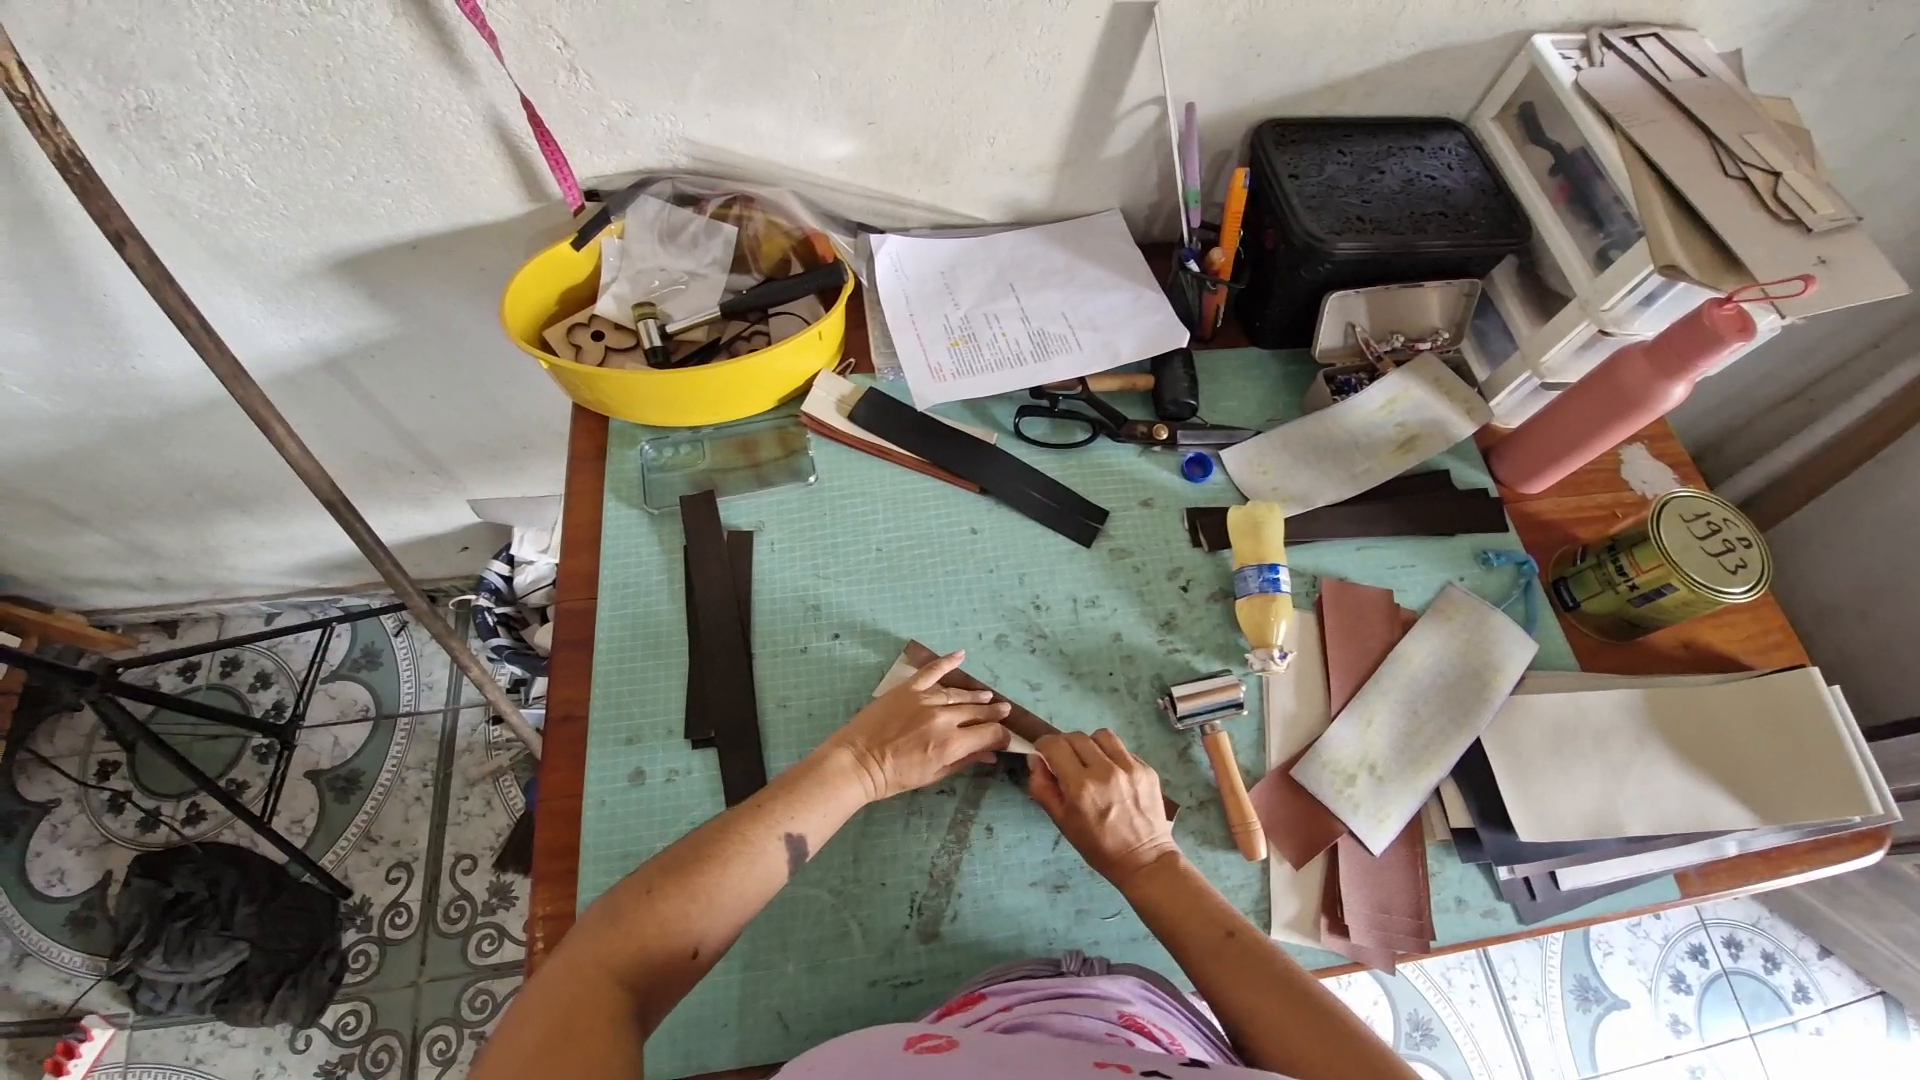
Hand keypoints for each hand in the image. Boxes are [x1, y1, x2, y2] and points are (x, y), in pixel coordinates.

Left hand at [821, 651, 1011, 802]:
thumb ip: (964, 761)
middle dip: (994, 713)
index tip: (1003, 738)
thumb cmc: (894, 777)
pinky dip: (947, 661)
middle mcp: (944, 718)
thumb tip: (989, 754)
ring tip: (988, 696)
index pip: (989, 734)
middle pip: (978, 711)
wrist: (858, 762)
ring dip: (976, 695)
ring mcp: (926, 699)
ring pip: (959, 694)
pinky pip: (932, 670)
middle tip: (1004, 710)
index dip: (1001, 736)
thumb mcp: (934, 775)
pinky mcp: (908, 688)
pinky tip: (961, 654)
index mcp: (952, 743)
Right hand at [1029, 730, 1179, 886]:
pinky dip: (1112, 756)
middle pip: (1076, 737)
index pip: (1054, 745)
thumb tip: (1036, 758)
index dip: (1044, 746)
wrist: (1143, 859)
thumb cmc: (1097, 846)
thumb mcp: (1061, 821)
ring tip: (1092, 763)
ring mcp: (1129, 767)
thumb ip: (1042, 787)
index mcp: (1080, 787)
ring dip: (1090, 745)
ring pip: (1101, 735)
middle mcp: (1105, 771)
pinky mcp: (1147, 768)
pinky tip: (1113, 775)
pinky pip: (1122, 749)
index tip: (1044, 754)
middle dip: (1065, 746)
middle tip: (1066, 763)